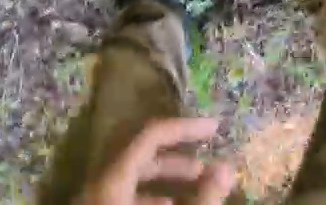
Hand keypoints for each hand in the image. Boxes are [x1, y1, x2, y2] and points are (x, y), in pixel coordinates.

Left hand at [74, 117, 238, 204]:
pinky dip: (150, 203)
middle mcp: (97, 187)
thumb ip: (202, 200)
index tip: (217, 130)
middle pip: (142, 156)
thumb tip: (228, 168)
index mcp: (112, 180)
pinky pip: (124, 200)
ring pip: (133, 181)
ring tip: (200, 193)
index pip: (151, 134)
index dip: (186, 128)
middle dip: (180, 160)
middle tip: (212, 168)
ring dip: (168, 183)